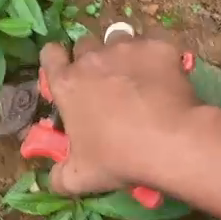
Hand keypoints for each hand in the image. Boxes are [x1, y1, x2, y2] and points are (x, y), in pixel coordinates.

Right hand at [38, 26, 209, 194]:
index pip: (50, 54)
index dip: (57, 61)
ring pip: (119, 37)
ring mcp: (126, 48)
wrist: (170, 141)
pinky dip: (158, 56)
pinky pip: (155, 43)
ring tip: (138, 75)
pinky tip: (167, 76)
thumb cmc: (118, 158)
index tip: (67, 73)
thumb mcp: (81, 177)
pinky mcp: (159, 47)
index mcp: (67, 84)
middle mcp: (92, 58)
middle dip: (93, 58)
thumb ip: (60, 177)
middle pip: (85, 43)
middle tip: (106, 82)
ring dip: (123, 52)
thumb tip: (53, 182)